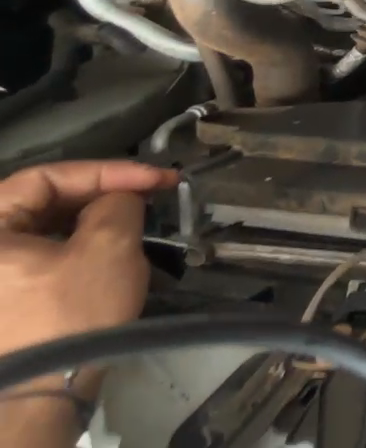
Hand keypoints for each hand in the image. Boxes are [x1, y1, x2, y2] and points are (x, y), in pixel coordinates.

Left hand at [0, 160, 176, 447]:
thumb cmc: (71, 309)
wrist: (43, 386)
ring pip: (39, 225)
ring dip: (91, 214)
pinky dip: (75, 239)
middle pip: (37, 200)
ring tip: (138, 214)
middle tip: (152, 190)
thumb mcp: (110, 245)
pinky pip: (36, 250)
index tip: (158, 177)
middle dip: (100, 191)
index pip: (44, 177)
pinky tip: (109, 243)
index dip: (108, 170)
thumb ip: (118, 202)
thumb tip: (119, 195)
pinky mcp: (1, 294)